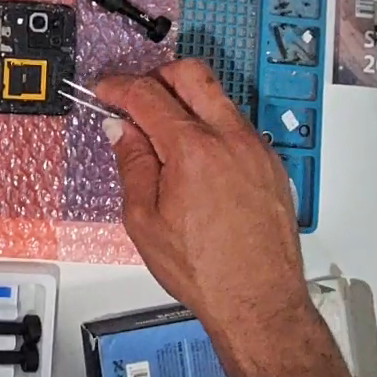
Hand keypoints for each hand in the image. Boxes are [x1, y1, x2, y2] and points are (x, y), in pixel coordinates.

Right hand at [98, 60, 307, 333]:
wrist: (258, 302)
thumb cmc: (203, 270)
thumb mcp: (144, 219)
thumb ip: (132, 164)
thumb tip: (122, 129)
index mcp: (193, 150)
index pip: (147, 95)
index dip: (118, 86)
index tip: (104, 90)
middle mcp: (230, 140)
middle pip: (191, 73)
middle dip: (156, 76)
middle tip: (135, 98)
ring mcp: (256, 149)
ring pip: (217, 96)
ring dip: (185, 101)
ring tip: (162, 134)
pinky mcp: (271, 164)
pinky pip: (236, 125)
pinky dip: (210, 126)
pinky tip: (193, 157)